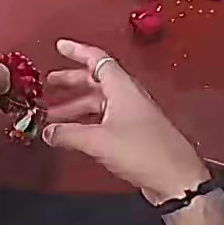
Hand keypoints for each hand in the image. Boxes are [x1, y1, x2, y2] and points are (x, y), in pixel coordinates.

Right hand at [41, 39, 209, 203]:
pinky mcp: (133, 133)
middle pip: (95, 80)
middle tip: (50, 84)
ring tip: (53, 115)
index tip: (60, 46)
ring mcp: (131, 115)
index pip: (97, 59)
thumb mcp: (98, 140)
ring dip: (75, 105)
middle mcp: (127, 97)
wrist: (175, 178)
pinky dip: (85, 122)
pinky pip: (104, 120)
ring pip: (98, 102)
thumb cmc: (143, 151)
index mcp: (122, 88)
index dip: (77, 51)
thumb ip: (69, 134)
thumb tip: (48, 131)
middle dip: (71, 80)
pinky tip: (72, 133)